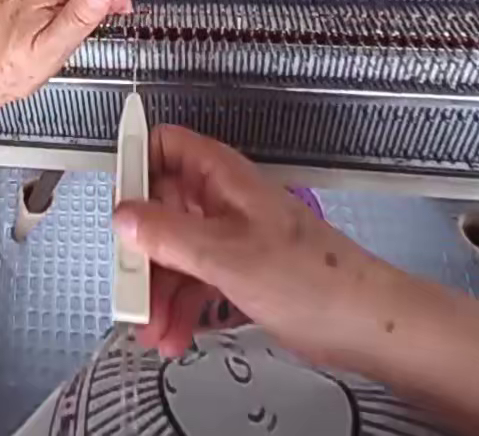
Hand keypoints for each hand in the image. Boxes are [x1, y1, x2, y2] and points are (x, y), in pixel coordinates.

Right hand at [112, 125, 405, 365]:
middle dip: (141, 248)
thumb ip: (168, 234)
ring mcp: (226, 232)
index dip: (136, 167)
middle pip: (159, 204)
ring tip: (152, 328)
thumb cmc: (310, 275)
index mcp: (219, 173)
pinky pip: (191, 276)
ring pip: (172, 247)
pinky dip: (179, 303)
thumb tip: (122, 216)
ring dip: (157, 287)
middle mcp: (219, 196)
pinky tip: (173, 333)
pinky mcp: (235, 265)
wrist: (362, 322)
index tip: (116, 206)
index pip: (162, 145)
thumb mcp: (226, 254)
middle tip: (130, 286)